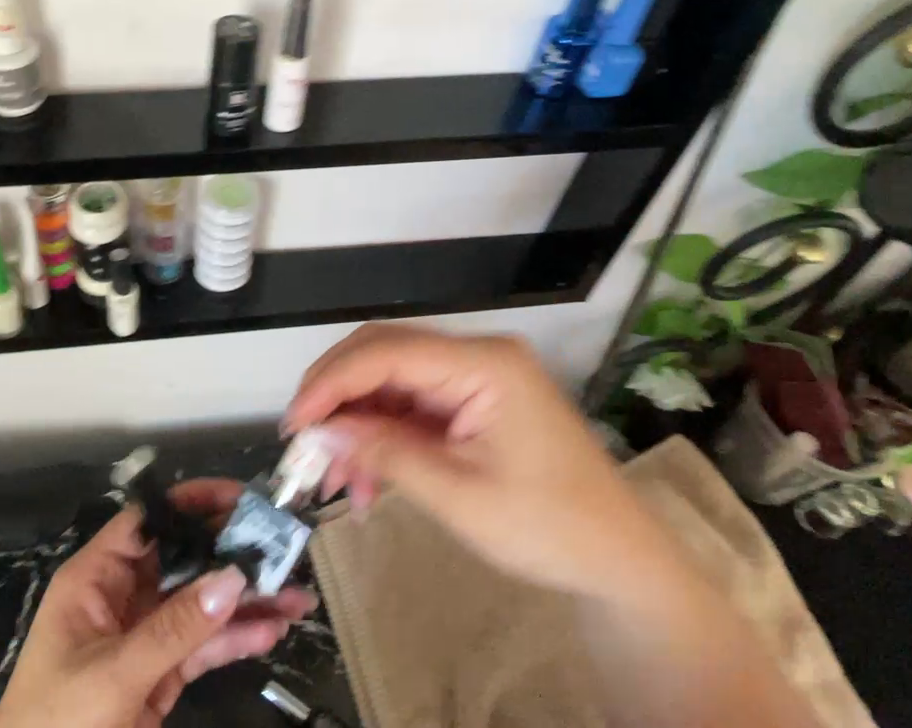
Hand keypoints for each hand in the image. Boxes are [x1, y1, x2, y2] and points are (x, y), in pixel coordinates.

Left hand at [0, 479, 317, 727]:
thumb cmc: (56, 721)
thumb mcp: (113, 672)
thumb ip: (174, 628)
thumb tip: (233, 578)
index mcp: (95, 578)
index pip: (147, 523)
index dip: (191, 504)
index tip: (241, 498)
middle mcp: (122, 597)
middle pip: (184, 561)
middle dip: (232, 554)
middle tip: (285, 547)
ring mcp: (144, 637)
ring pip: (201, 605)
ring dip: (247, 601)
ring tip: (297, 597)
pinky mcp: (161, 675)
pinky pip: (204, 647)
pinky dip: (237, 641)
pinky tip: (272, 632)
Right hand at [285, 323, 675, 595]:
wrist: (618, 559)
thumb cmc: (548, 528)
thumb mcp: (459, 495)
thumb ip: (385, 452)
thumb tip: (318, 433)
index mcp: (484, 364)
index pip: (385, 352)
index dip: (330, 383)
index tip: (293, 425)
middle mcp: (477, 356)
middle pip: (383, 355)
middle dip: (336, 398)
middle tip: (302, 444)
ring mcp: (476, 379)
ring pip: (390, 382)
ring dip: (356, 424)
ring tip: (334, 480)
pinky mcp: (473, 404)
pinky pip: (411, 407)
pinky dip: (382, 438)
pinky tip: (366, 480)